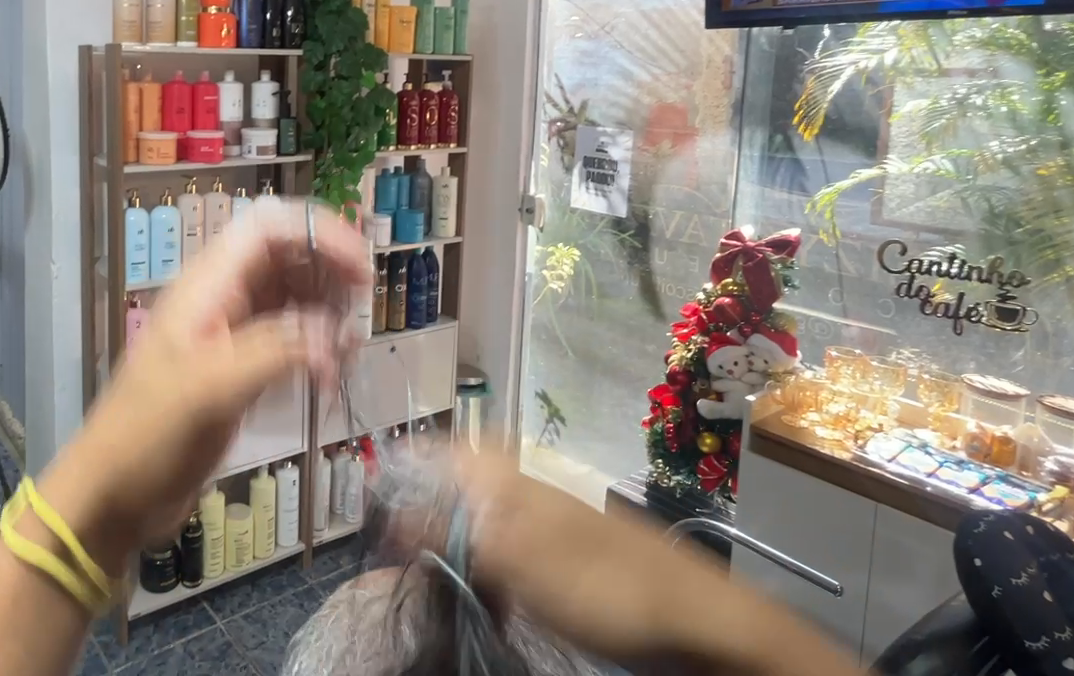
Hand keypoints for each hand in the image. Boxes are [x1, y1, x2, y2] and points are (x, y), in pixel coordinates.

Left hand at [39, 202, 370, 562]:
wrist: (114, 494)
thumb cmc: (151, 435)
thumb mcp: (212, 389)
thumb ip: (277, 351)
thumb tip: (335, 338)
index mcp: (207, 286)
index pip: (268, 228)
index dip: (317, 232)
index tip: (359, 265)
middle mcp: (222, 298)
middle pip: (286, 256)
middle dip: (328, 271)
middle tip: (361, 307)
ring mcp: (232, 332)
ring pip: (292, 296)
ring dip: (326, 312)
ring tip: (348, 348)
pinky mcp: (240, 367)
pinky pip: (289, 337)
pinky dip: (315, 347)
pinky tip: (331, 374)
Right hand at [389, 447, 863, 674]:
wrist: (698, 622)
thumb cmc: (602, 584)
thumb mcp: (516, 561)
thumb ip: (451, 533)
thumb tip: (393, 513)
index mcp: (505, 472)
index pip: (435, 451)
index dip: (401, 474)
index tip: (376, 510)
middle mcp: (517, 484)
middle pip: (448, 487)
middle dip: (422, 521)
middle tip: (404, 557)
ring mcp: (538, 518)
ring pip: (473, 523)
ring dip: (453, 554)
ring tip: (442, 587)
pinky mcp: (555, 553)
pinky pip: (501, 554)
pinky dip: (485, 576)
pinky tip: (487, 604)